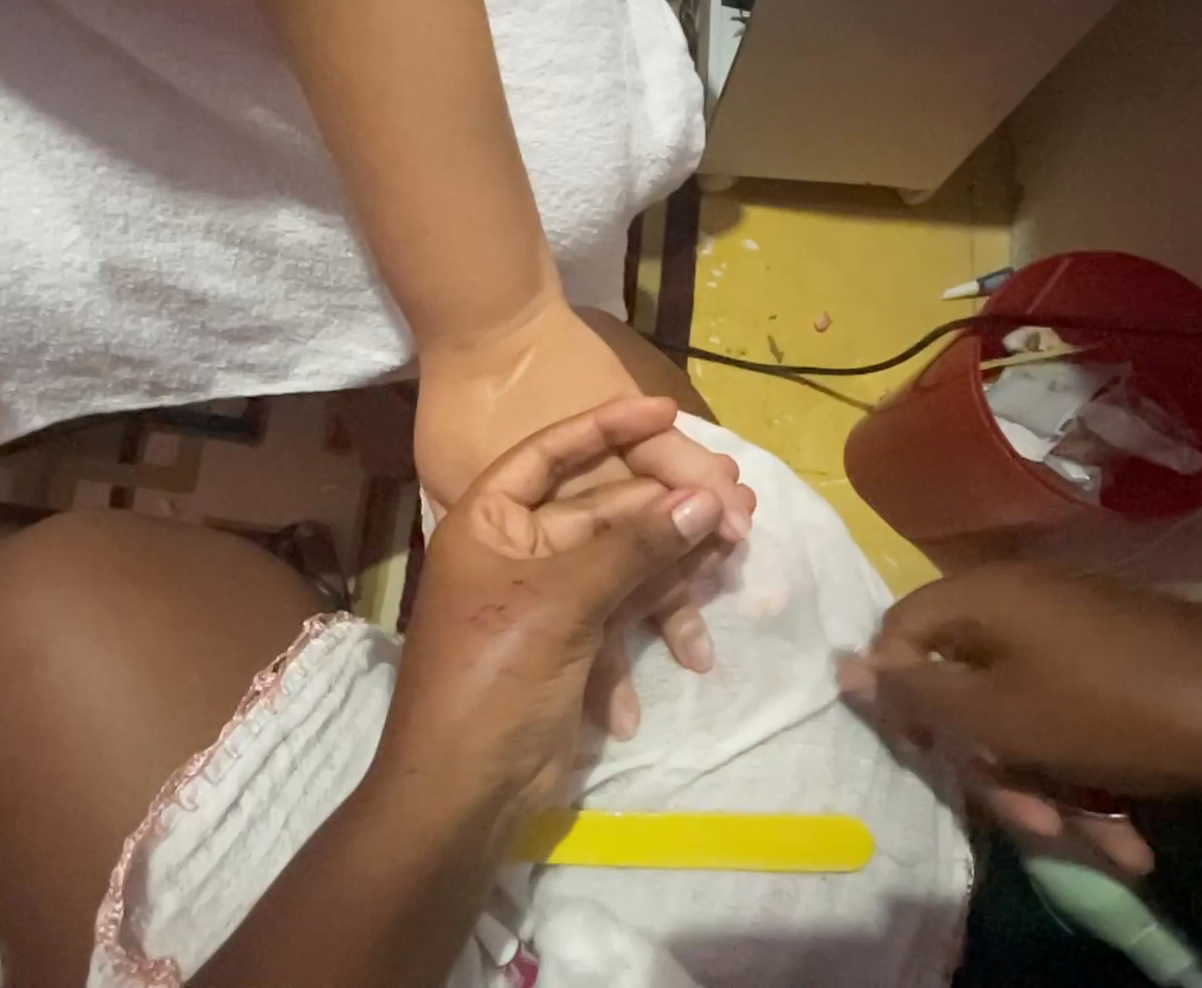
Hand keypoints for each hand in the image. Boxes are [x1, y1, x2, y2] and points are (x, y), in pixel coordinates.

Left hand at [415, 302, 754, 733]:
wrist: (467, 792)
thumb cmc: (493, 676)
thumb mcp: (560, 602)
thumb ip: (633, 547)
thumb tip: (705, 501)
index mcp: (490, 519)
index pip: (551, 453)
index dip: (607, 426)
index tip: (666, 410)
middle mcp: (518, 546)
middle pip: (600, 508)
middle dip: (663, 507)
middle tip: (735, 504)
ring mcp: (549, 593)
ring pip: (621, 557)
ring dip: (672, 556)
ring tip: (734, 547)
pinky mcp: (574, 636)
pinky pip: (624, 603)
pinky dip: (659, 606)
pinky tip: (701, 614)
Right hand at [838, 563, 1201, 874]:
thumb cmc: (1108, 709)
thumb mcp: (994, 715)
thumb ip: (912, 693)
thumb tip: (838, 665)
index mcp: (979, 596)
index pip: (898, 633)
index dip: (898, 694)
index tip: (925, 753)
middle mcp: (1019, 597)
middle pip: (964, 679)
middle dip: (988, 759)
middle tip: (1025, 816)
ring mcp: (1075, 623)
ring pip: (1022, 704)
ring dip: (1042, 775)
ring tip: (1093, 836)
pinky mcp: (1120, 652)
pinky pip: (1071, 705)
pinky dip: (1082, 759)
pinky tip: (1122, 819)